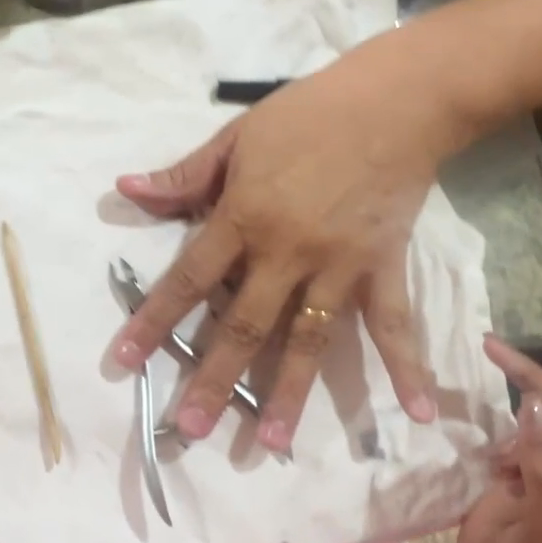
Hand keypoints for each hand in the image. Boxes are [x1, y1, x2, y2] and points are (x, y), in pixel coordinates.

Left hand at [106, 35, 492, 452]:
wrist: (397, 100)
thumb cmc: (308, 113)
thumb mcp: (236, 136)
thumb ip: (184, 175)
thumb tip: (126, 190)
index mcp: (245, 218)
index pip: (189, 279)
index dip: (154, 321)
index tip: (124, 362)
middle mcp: (287, 253)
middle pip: (243, 326)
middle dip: (213, 379)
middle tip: (189, 429)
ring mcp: (339, 267)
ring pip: (308, 340)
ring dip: (288, 392)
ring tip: (269, 443)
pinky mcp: (383, 268)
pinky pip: (394, 324)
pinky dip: (406, 366)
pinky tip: (417, 413)